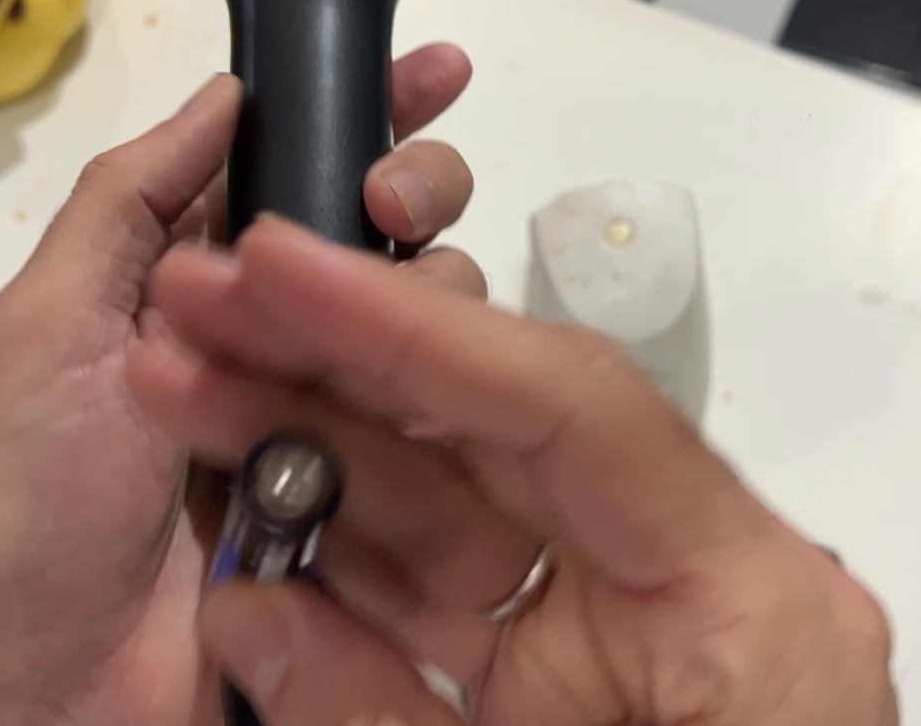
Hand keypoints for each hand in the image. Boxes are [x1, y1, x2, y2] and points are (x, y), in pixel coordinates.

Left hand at [0, 45, 482, 725]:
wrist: (81, 675)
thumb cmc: (51, 491)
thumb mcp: (55, 323)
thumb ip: (130, 200)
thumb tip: (224, 93)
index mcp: (227, 271)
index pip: (309, 164)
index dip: (371, 108)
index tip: (434, 72)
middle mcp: (304, 319)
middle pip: (396, 221)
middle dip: (423, 179)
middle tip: (400, 197)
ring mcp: (356, 390)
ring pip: (438, 297)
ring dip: (437, 270)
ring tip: (403, 291)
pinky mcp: (394, 461)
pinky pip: (449, 392)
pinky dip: (456, 361)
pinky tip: (454, 361)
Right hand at [134, 218, 899, 725]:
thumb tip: (248, 611)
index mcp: (736, 602)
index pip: (561, 401)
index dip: (407, 321)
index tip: (277, 261)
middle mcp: (676, 572)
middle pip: (488, 417)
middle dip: (334, 344)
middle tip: (206, 291)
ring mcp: (608, 614)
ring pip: (438, 488)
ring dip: (304, 430)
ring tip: (184, 372)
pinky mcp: (549, 660)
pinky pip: (425, 584)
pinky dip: (325, 554)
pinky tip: (232, 510)